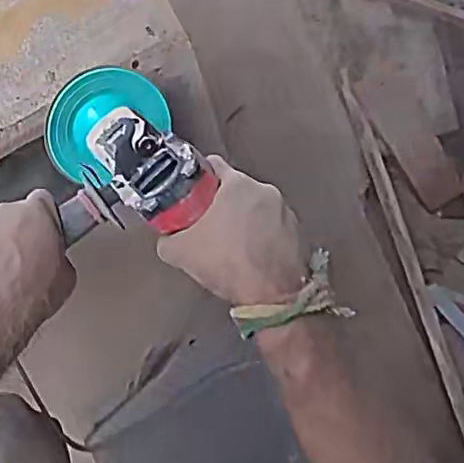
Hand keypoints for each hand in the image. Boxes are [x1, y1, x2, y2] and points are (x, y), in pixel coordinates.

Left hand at [0, 190, 76, 327]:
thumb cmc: (33, 292)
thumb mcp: (66, 275)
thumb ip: (59, 253)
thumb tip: (55, 258)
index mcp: (36, 212)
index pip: (42, 200)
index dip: (44, 216)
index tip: (45, 229)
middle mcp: (6, 211)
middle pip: (14, 214)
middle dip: (18, 230)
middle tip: (24, 256)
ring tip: (1, 269)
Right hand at [156, 155, 306, 305]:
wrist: (270, 298)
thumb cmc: (231, 265)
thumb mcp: (178, 251)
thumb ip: (166, 238)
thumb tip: (165, 237)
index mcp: (238, 186)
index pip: (212, 165)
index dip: (195, 177)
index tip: (188, 191)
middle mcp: (265, 193)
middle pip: (233, 187)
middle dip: (217, 201)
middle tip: (202, 219)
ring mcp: (285, 212)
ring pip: (253, 206)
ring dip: (239, 217)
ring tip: (223, 240)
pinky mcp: (297, 232)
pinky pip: (270, 224)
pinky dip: (257, 233)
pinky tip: (243, 252)